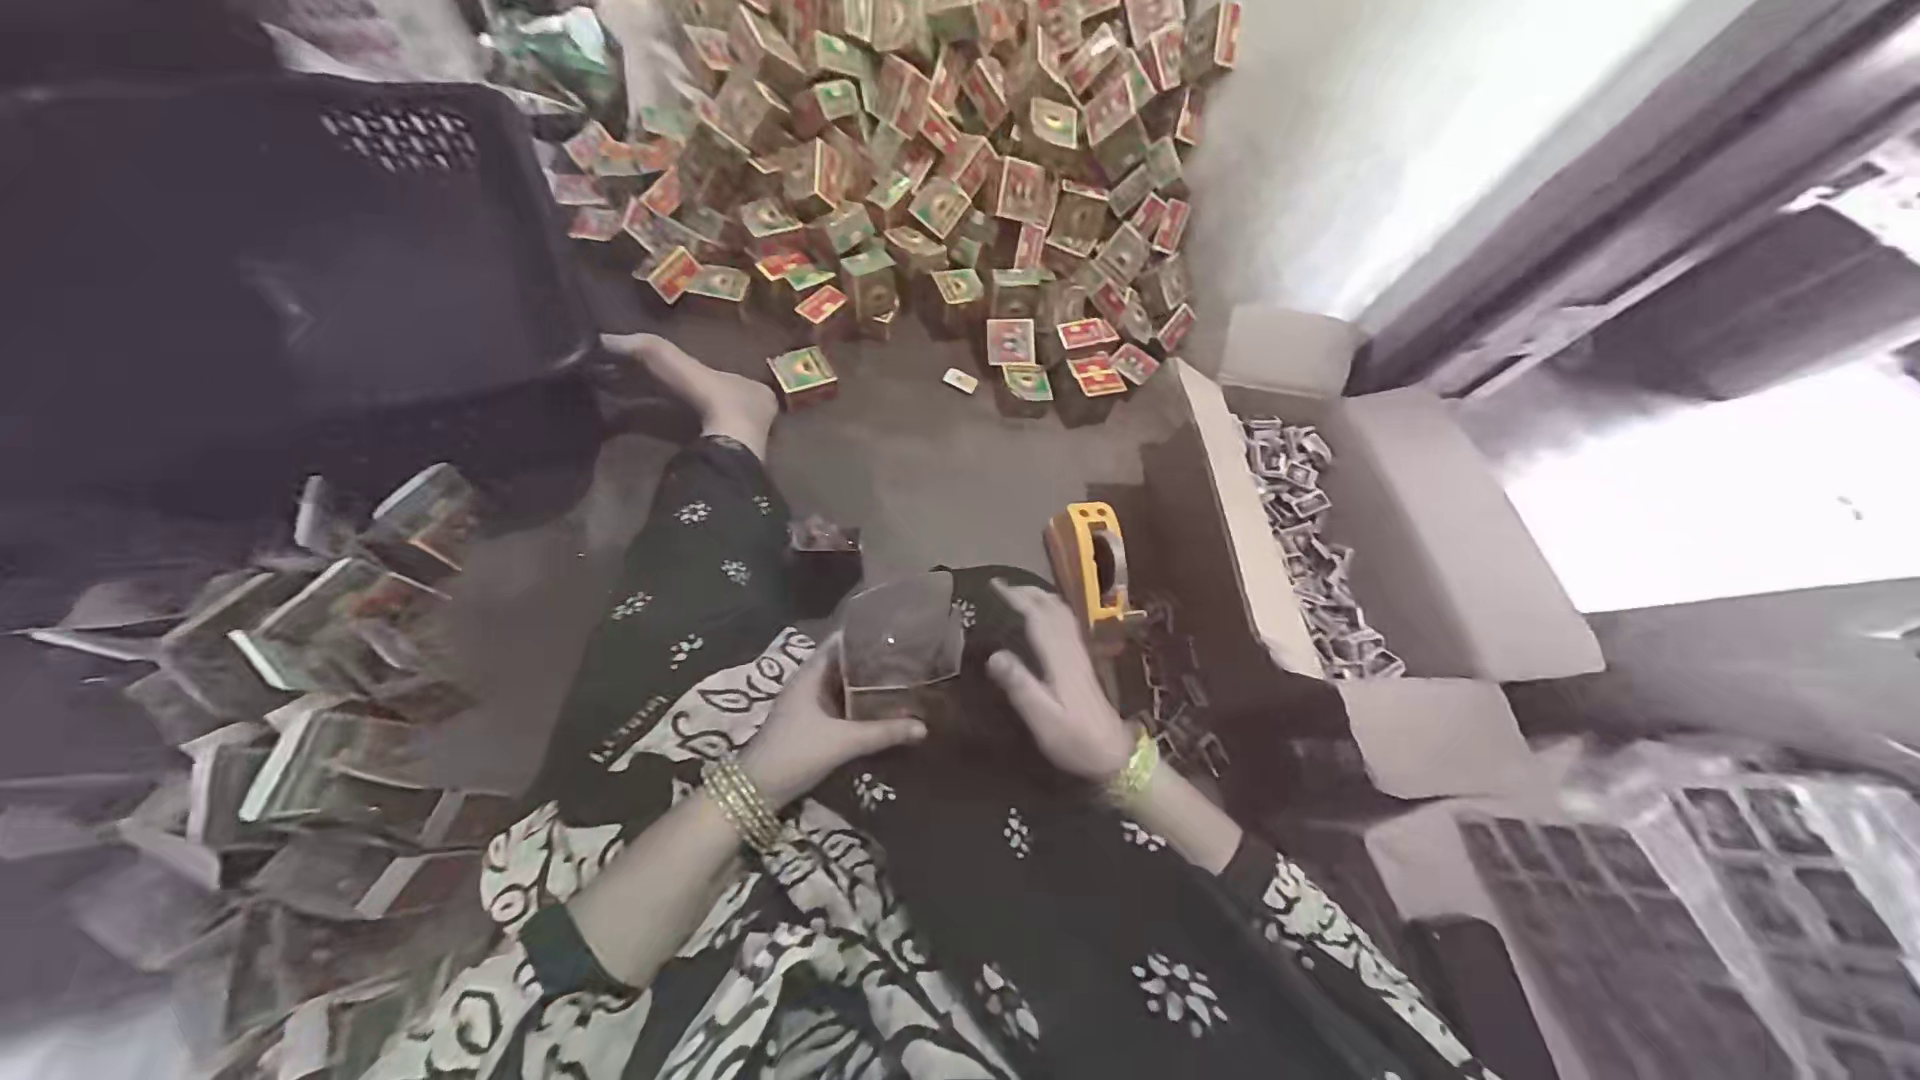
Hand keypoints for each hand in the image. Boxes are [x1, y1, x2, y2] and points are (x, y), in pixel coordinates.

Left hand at [739, 635, 926, 808]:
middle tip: (907, 658)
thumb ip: (883, 732)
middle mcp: (808, 684)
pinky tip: (880, 710)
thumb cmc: (795, 753)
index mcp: (809, 675)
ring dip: (865, 686)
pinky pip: (840, 706)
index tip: (893, 632)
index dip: (863, 635)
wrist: (755, 792)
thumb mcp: (842, 741)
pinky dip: (858, 705)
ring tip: (900, 680)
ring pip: (842, 687)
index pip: (838, 643)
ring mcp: (808, 706)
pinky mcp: (811, 725)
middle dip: (871, 662)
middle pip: (843, 665)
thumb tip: (924, 727)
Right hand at [986, 580, 1133, 782]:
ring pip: (1063, 614)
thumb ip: (1020, 686)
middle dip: (1028, 592)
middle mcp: (1071, 651)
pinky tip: (1045, 617)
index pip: (1037, 617)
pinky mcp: (1083, 664)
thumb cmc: (1075, 740)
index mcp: (1059, 659)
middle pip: (1052, 608)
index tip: (995, 586)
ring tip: (1020, 593)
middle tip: (1002, 586)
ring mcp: (1080, 656)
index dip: (1017, 598)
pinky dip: (1052, 611)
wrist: (1114, 756)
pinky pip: (1068, 625)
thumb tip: (994, 655)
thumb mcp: (1043, 719)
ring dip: (1041, 597)